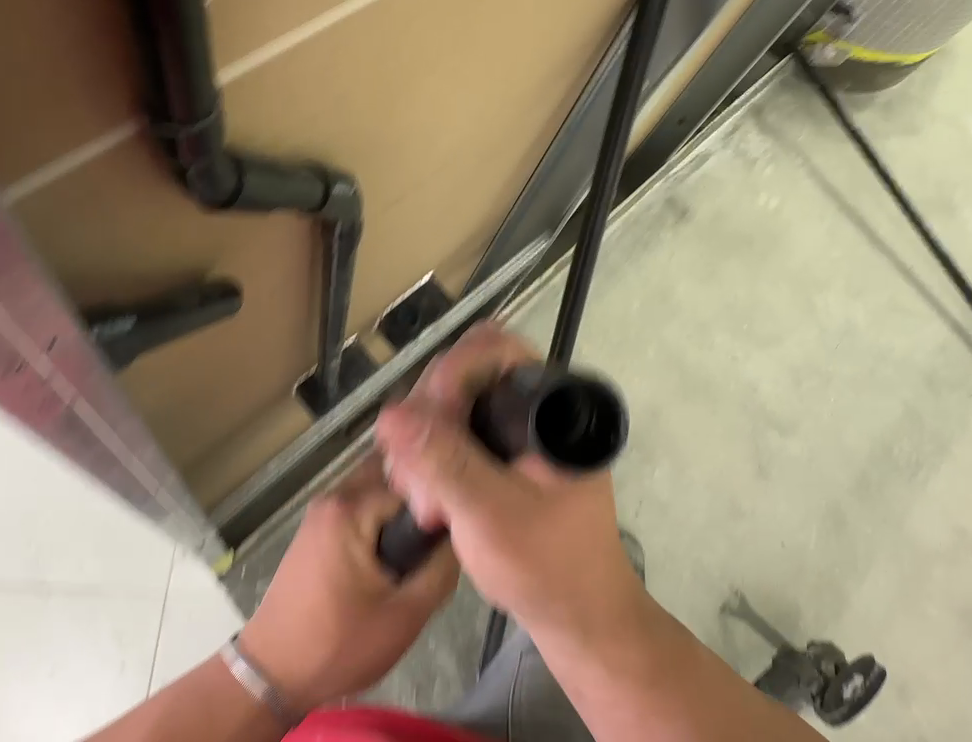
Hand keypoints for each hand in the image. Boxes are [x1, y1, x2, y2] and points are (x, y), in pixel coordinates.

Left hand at [235, 461, 457, 709]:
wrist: (275, 673)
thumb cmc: (340, 644)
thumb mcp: (406, 614)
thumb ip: (441, 568)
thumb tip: (461, 535)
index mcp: (351, 507)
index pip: (413, 480)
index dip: (440, 500)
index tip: (460, 524)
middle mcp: (333, 497)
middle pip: (391, 475)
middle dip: (419, 495)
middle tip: (446, 530)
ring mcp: (320, 512)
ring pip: (374, 491)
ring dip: (399, 509)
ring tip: (425, 543)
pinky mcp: (316, 531)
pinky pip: (359, 509)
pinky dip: (380, 520)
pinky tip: (397, 551)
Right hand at [374, 324, 647, 641]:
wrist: (581, 622)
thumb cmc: (549, 567)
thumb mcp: (490, 514)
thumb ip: (443, 460)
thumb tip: (390, 414)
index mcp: (549, 405)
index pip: (492, 349)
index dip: (450, 374)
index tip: (423, 424)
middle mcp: (532, 408)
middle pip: (462, 375)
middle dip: (428, 420)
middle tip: (415, 475)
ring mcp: (513, 434)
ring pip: (448, 408)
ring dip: (422, 449)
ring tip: (422, 501)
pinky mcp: (497, 459)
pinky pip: (450, 439)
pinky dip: (429, 466)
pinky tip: (425, 503)